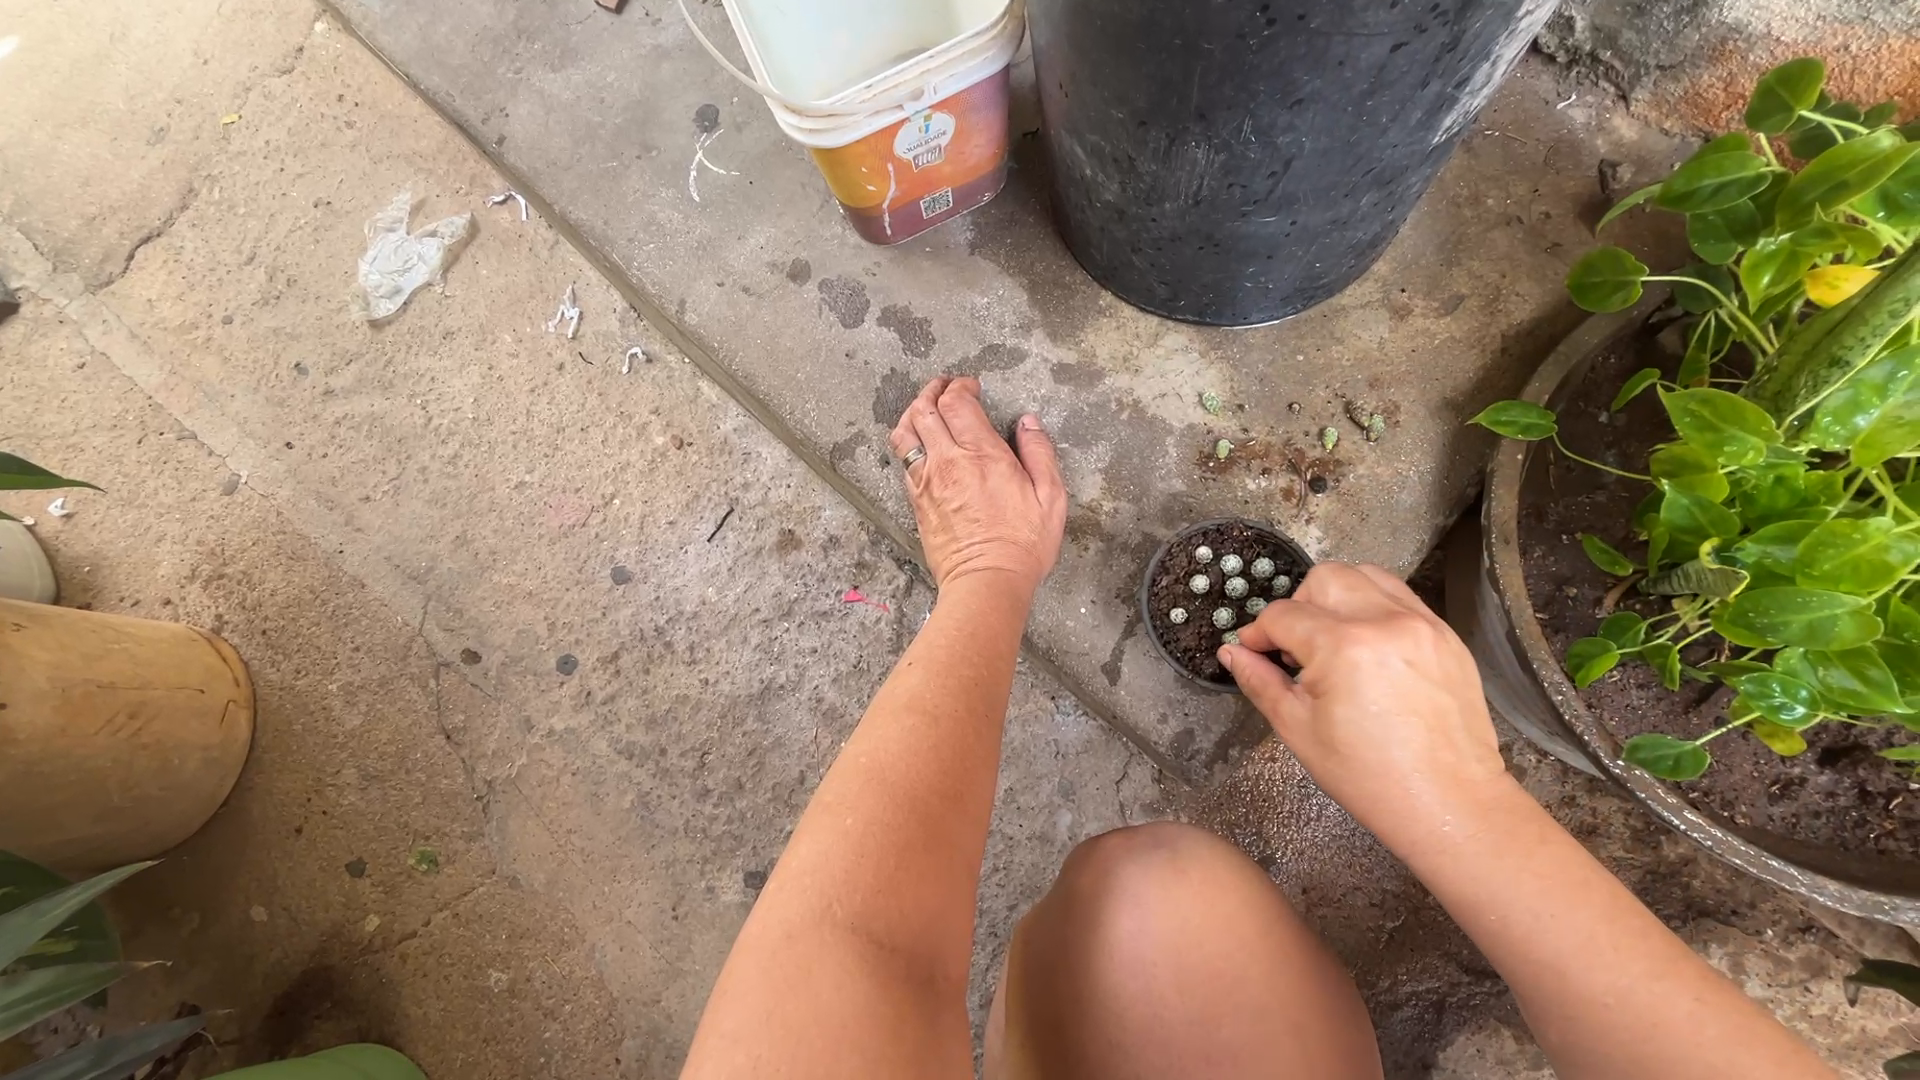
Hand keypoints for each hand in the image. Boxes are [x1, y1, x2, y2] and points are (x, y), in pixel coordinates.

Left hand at [886, 377, 1066, 592]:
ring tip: (923, 408)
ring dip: (912, 413)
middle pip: (924, 410)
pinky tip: (919, 445)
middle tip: (942, 385)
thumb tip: (1028, 423)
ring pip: (904, 433)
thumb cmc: (1022, 545)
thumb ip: (1039, 452)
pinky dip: (907, 444)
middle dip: (931, 390)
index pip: (957, 402)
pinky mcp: (917, 503)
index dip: (961, 386)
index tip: (971, 387)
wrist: (986, 582)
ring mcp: (927, 482)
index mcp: (983, 454)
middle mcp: (948, 462)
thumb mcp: (1051, 497)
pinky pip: (903, 462)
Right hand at [1217, 562, 1511, 852]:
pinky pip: (1400, 597)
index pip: (1283, 615)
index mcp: (1343, 646)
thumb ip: (1259, 680)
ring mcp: (1422, 624)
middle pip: (1324, 579)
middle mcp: (1385, 622)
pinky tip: (1366, 646)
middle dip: (1299, 606)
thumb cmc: (1367, 774)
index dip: (1258, 633)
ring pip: (1365, 576)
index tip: (1253, 652)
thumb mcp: (1296, 728)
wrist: (1448, 802)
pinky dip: (1373, 608)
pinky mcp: (1446, 635)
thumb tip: (1232, 652)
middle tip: (1295, 646)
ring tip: (1332, 638)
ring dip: (1337, 597)